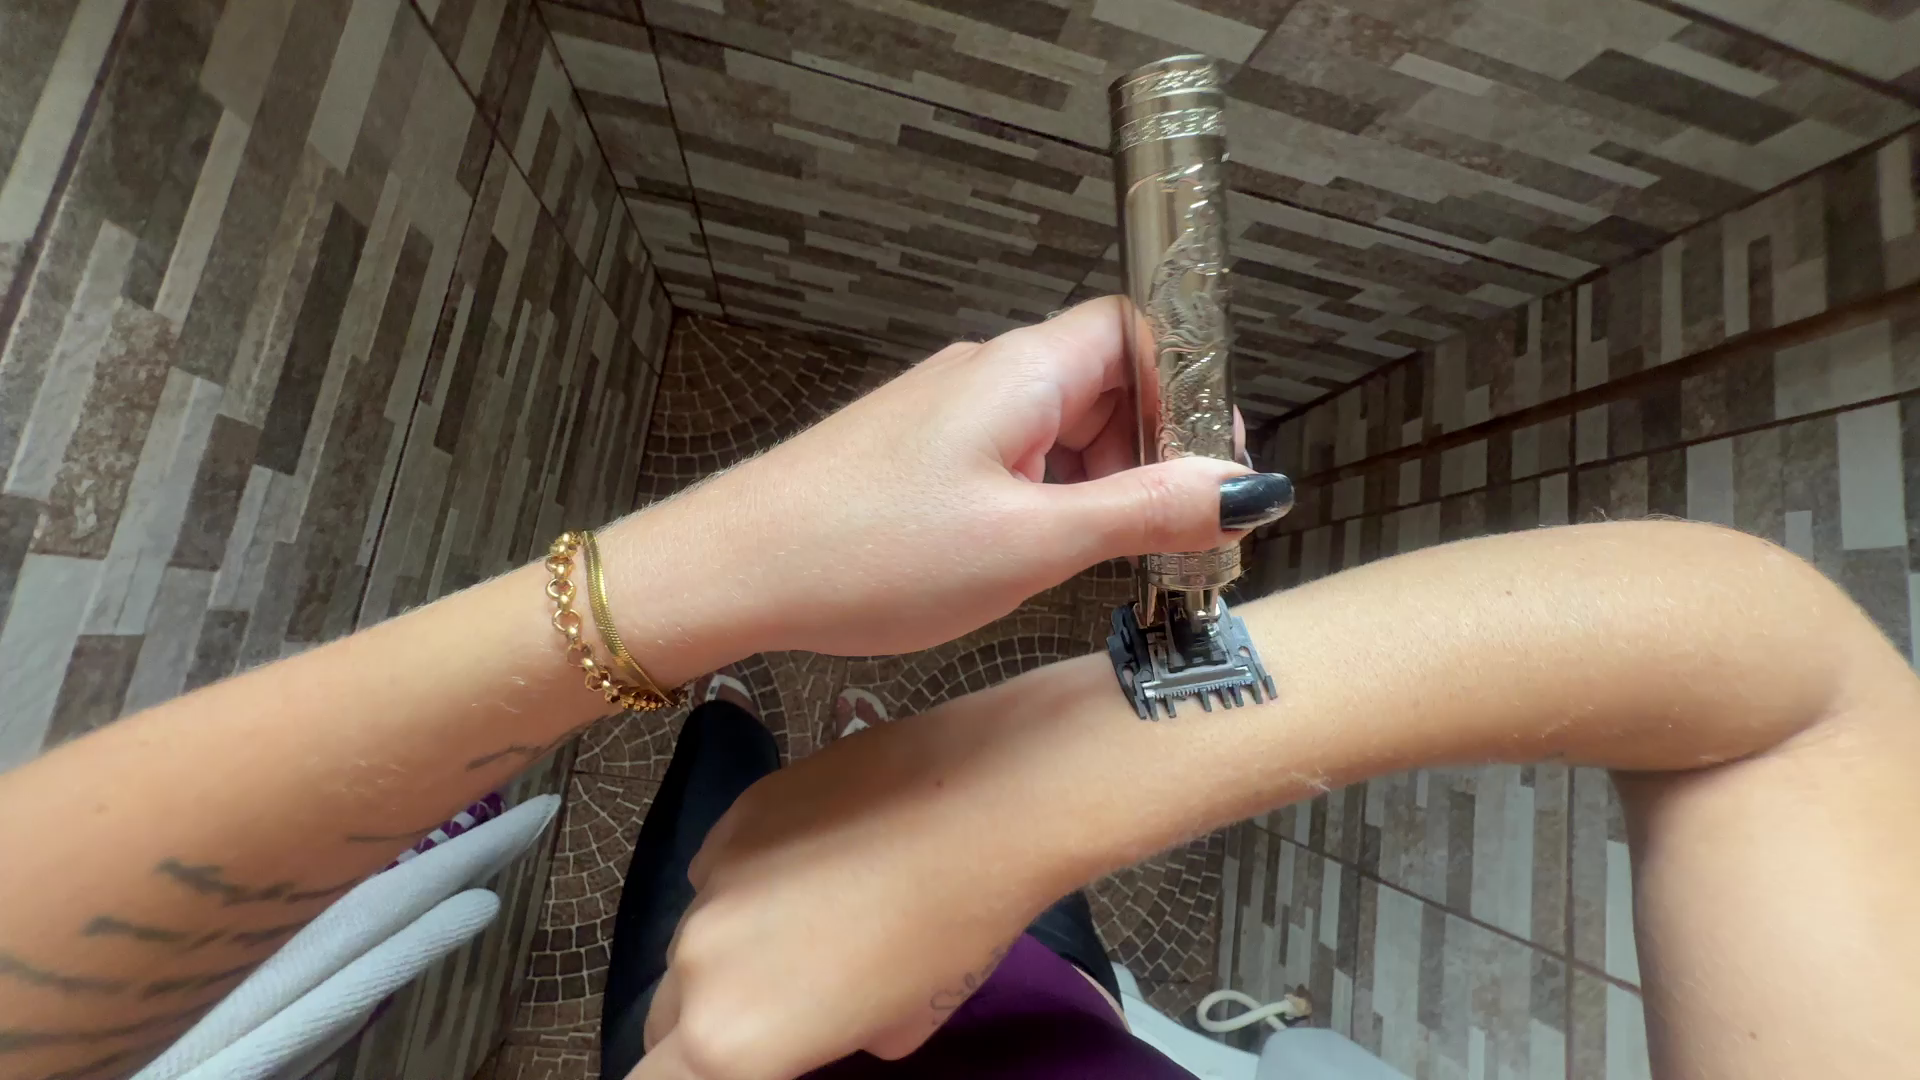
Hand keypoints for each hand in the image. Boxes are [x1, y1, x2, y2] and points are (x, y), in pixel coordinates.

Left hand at [604, 296, 1292, 657]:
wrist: (735, 570)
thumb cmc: (873, 553)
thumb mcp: (1030, 541)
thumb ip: (1144, 510)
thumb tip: (1248, 488)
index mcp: (1022, 371)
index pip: (1138, 332)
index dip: (1187, 389)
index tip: (1212, 465)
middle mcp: (987, 375)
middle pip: (1104, 383)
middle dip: (1147, 452)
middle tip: (1163, 532)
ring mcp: (950, 415)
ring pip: (1059, 429)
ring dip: (1096, 484)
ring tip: (1097, 555)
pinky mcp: (923, 453)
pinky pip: (1011, 459)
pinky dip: (1045, 499)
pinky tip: (1034, 550)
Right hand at [632, 676, 1084, 1078]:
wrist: (984, 798)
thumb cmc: (956, 932)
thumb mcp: (896, 1027)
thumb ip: (824, 1039)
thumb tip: (812, 1020)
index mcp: (731, 1034)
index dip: (702, 1074)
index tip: (751, 1055)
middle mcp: (698, 955)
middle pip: (670, 1011)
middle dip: (715, 1014)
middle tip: (788, 990)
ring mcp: (714, 868)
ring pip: (701, 927)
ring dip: (737, 935)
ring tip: (816, 905)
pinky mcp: (742, 804)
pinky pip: (724, 863)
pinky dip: (754, 872)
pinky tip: (817, 849)